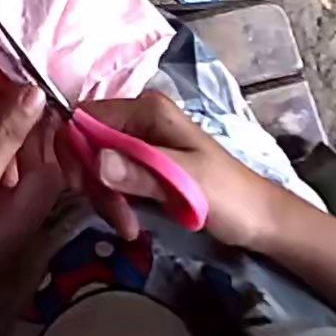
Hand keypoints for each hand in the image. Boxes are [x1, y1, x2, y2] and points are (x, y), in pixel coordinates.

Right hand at [78, 91, 297, 250]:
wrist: (261, 220)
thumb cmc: (229, 196)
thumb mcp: (185, 184)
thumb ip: (140, 171)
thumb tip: (96, 160)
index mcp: (147, 109)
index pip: (86, 116)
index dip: (75, 148)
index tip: (82, 187)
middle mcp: (139, 117)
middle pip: (88, 140)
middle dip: (94, 180)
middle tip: (116, 216)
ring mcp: (141, 139)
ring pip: (97, 162)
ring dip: (105, 196)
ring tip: (128, 226)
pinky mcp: (144, 162)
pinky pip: (112, 176)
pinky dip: (115, 200)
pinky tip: (131, 222)